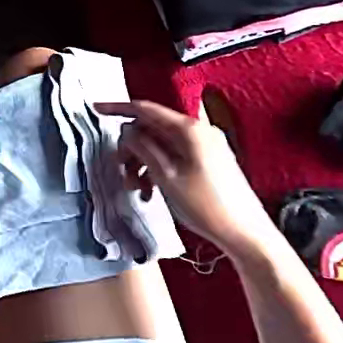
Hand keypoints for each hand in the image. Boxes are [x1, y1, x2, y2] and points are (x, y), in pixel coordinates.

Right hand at [95, 100, 281, 259]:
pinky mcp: (208, 160)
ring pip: (161, 145)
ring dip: (143, 163)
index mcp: (189, 130)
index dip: (118, 108)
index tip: (97, 108)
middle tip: (122, 172)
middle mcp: (198, 131)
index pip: (146, 109)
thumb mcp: (165, 176)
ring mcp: (205, 146)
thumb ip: (143, 148)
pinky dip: (159, 170)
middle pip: (152, 129)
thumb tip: (127, 131)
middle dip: (132, 149)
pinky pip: (174, 156)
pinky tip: (152, 192)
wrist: (246, 233)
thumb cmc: (207, 205)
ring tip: (138, 189)